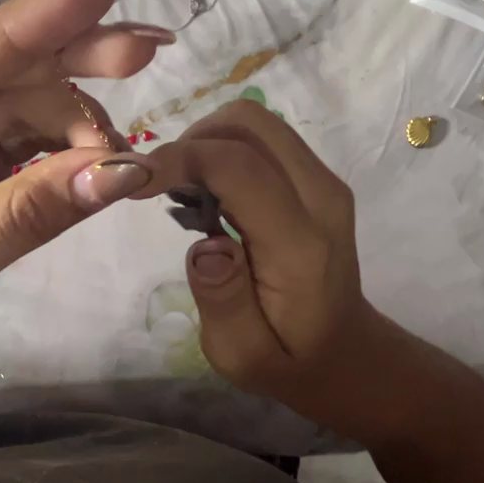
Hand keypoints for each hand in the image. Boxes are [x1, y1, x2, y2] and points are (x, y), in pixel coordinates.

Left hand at [0, 0, 170, 428]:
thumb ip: (30, 209)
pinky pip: (24, 144)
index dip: (40, 20)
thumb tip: (126, 168)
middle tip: (151, 44)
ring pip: (20, 105)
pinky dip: (66, 151)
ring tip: (125, 151)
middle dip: (73, 59)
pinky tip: (102, 159)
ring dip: (77, 119)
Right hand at [135, 100, 371, 413]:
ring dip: (206, 142)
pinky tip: (208, 192)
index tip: (134, 180)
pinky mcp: (318, 180)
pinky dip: (223, 149)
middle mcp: (320, 198)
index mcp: (299, 244)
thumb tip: (204, 246)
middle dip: (191, 141)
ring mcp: (324, 183)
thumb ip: (222, 301)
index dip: (180, 158)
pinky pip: (264, 139)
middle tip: (160, 186)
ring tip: (182, 190)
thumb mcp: (243, 355)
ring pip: (256, 123)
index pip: (239, 167)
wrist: (349, 354)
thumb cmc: (289, 359)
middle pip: (249, 124)